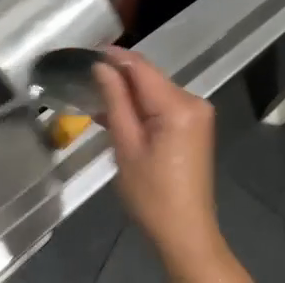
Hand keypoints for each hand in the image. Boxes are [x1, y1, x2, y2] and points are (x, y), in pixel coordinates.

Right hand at [93, 48, 248, 282]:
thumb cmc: (152, 195)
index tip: (88, 51)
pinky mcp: (196, 125)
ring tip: (97, 95)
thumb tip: (101, 67)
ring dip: (130, 92)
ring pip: (156, 90)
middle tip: (87, 76)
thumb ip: (114, 101)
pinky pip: (164, 104)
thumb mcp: (126, 147)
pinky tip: (120, 113)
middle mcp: (193, 101)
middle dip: (120, 76)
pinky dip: (143, 107)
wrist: (186, 233)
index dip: (115, 56)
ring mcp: (198, 113)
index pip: (141, 68)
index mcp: (178, 106)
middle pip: (150, 77)